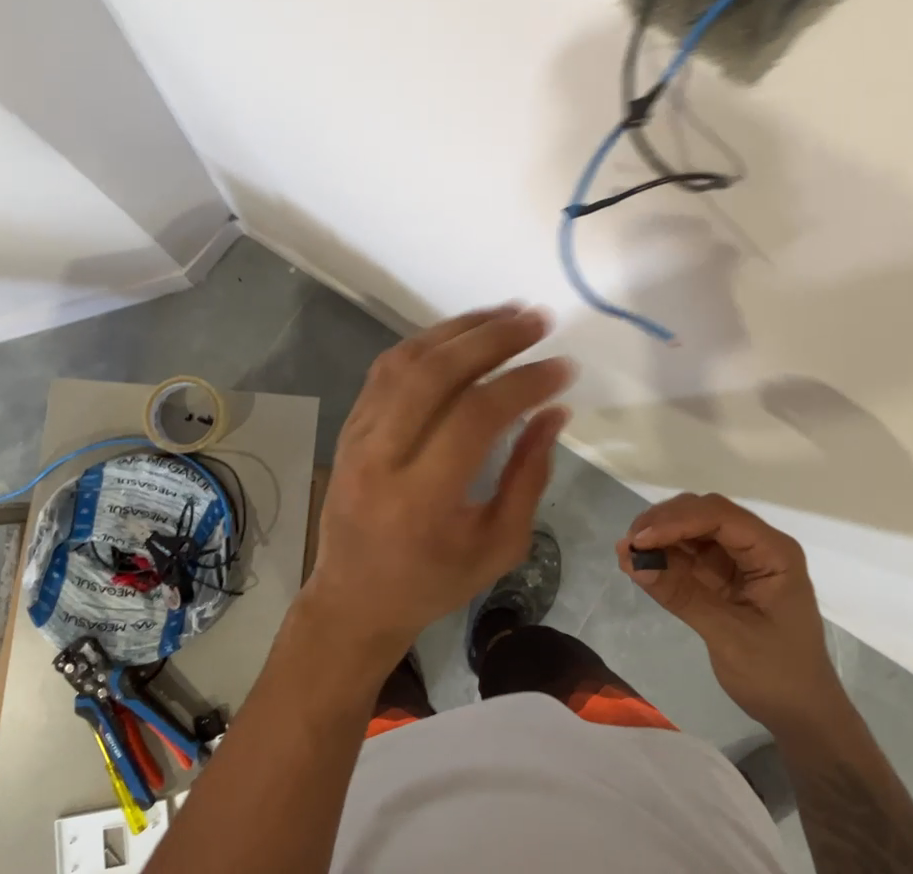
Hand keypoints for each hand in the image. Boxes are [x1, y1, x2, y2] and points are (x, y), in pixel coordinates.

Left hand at [303, 304, 572, 659]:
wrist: (353, 599)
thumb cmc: (433, 582)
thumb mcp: (497, 546)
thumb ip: (529, 476)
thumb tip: (554, 411)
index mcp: (420, 499)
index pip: (475, 417)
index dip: (523, 384)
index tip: (563, 368)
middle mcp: (380, 458)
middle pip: (434, 374)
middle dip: (491, 338)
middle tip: (537, 320)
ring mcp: (357, 437)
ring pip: (406, 361)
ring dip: (459, 329)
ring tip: (506, 313)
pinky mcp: (349, 427)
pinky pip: (386, 370)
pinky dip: (427, 343)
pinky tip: (462, 334)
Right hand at [618, 494, 841, 729]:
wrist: (800, 714)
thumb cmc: (777, 675)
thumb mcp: (729, 636)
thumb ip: (682, 595)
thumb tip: (632, 561)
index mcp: (773, 553)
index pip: (721, 516)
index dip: (677, 520)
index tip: (640, 540)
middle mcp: (757, 547)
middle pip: (705, 515)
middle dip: (665, 524)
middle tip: (628, 546)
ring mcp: (739, 561)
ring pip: (693, 531)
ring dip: (660, 538)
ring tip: (626, 554)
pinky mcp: (723, 578)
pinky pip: (689, 556)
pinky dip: (664, 557)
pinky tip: (639, 565)